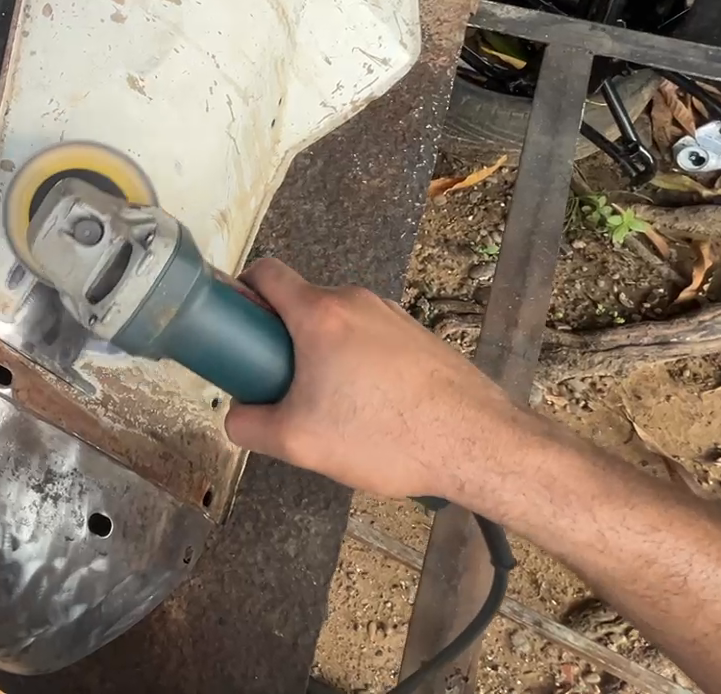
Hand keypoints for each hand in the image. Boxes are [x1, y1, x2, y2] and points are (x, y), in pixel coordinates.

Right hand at [224, 258, 532, 500]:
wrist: (485, 447)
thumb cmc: (386, 435)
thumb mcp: (298, 442)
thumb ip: (247, 427)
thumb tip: (235, 416)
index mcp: (319, 313)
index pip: (265, 271)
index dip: (242, 289)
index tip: (239, 322)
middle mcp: (355, 301)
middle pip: (300, 300)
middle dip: (281, 332)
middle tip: (280, 377)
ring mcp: (393, 314)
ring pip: (336, 319)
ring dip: (320, 347)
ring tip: (329, 398)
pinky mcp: (420, 335)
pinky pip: (370, 334)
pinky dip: (356, 357)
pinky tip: (371, 403)